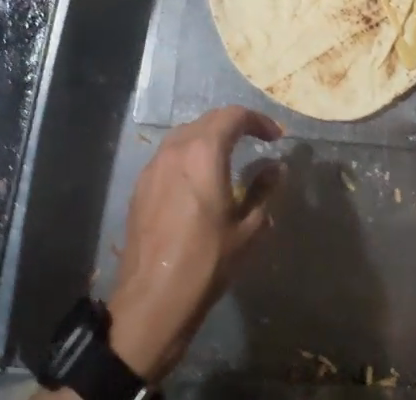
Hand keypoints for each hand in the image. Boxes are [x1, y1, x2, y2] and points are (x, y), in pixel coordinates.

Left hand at [108, 106, 284, 381]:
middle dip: (233, 125)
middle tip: (254, 140)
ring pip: (184, 135)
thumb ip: (262, 190)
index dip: (258, 120)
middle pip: (208, 121)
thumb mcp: (247, 228)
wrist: (153, 298)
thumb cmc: (207, 261)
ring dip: (208, 138)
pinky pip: (168, 156)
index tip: (274, 136)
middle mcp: (175, 149)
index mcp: (204, 152)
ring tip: (226, 156)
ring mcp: (153, 166)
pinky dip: (188, 156)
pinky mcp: (140, 186)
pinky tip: (197, 179)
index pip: (233, 116)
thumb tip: (276, 168)